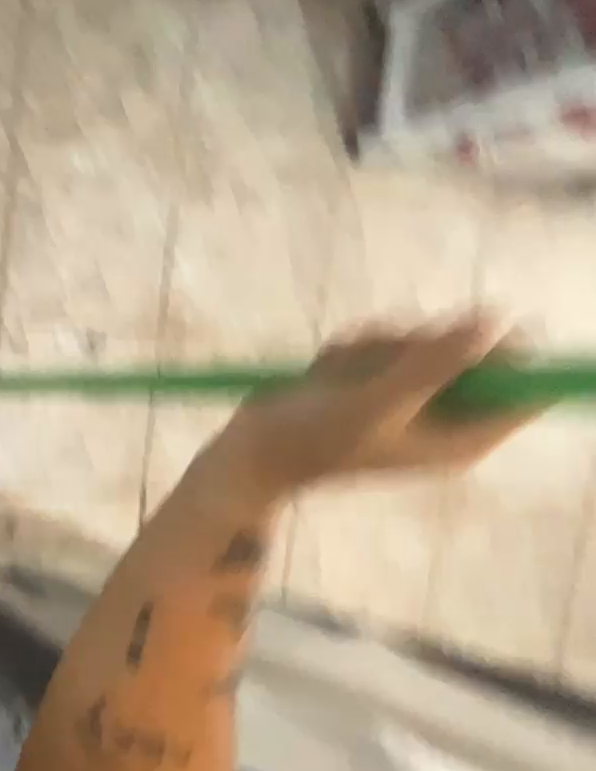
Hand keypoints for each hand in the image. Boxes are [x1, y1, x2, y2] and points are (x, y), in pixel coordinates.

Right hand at [200, 314, 542, 506]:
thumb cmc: (309, 440)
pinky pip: (377, 346)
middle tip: (379, 362)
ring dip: (373, 347)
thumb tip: (492, 320)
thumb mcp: (374, 406)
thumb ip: (434, 366)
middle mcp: (439, 416)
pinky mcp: (366, 383)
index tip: (464, 337)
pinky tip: (321, 371)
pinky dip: (348, 351)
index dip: (503, 356)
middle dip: (418, 348)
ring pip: (416, 343)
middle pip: (469, 356)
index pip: (524, 390)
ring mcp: (402, 398)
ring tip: (336, 370)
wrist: (247, 451)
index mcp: (459, 439)